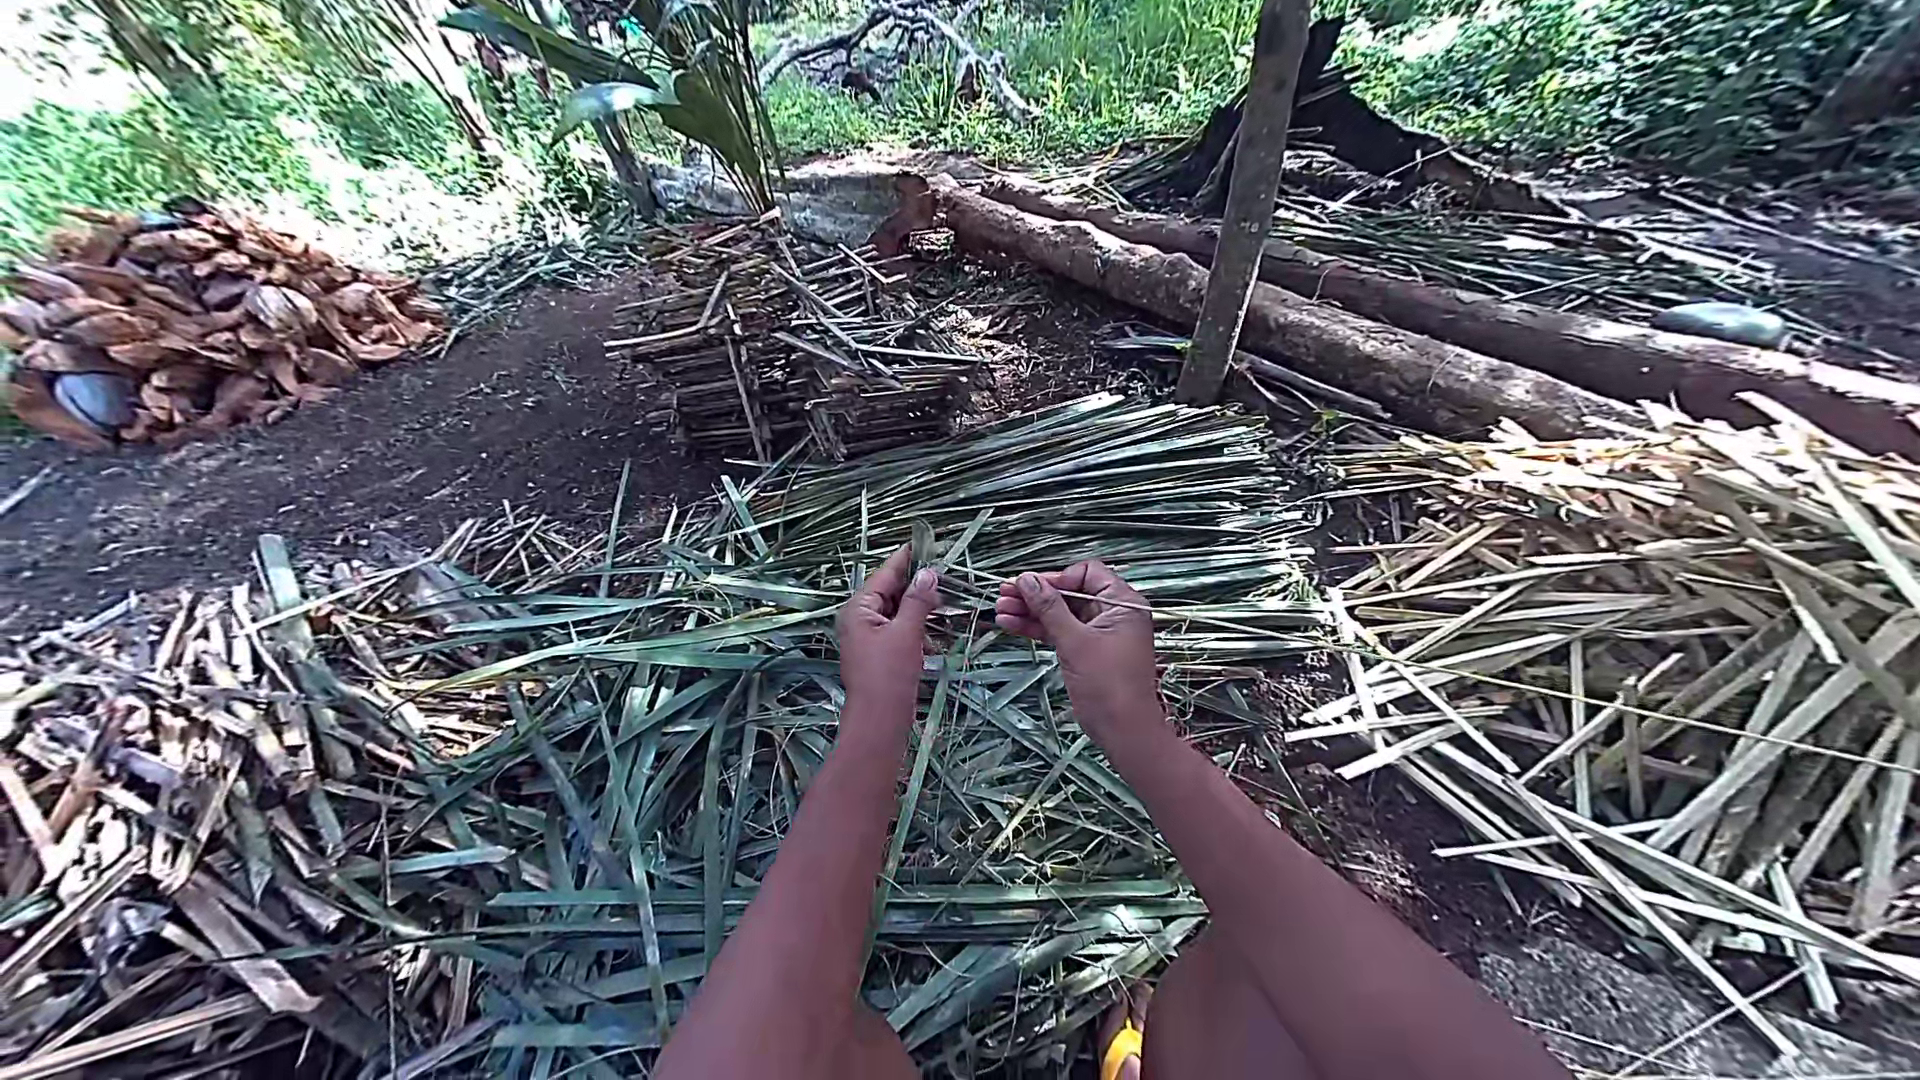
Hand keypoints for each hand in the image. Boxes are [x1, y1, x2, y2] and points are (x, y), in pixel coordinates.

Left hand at [836, 546, 940, 718]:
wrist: (879, 722)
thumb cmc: (889, 674)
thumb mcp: (906, 632)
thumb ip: (917, 600)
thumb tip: (927, 574)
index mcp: (858, 609)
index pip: (884, 574)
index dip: (905, 559)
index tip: (922, 543)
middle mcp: (859, 619)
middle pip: (890, 592)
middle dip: (916, 585)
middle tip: (942, 573)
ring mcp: (868, 637)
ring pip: (897, 612)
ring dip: (918, 608)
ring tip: (943, 600)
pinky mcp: (880, 653)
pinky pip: (899, 630)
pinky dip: (916, 628)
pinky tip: (933, 633)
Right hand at [994, 561, 1162, 739]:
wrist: (1124, 731)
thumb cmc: (1112, 687)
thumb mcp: (1075, 642)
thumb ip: (1050, 608)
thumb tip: (1028, 581)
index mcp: (1123, 604)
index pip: (1086, 574)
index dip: (1057, 578)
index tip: (1030, 585)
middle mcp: (1113, 614)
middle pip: (1069, 592)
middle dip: (1036, 594)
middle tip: (1006, 593)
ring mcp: (1098, 633)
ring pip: (1060, 613)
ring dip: (1031, 611)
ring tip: (1002, 609)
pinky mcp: (1086, 651)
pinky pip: (1059, 631)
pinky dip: (1037, 628)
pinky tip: (1012, 624)